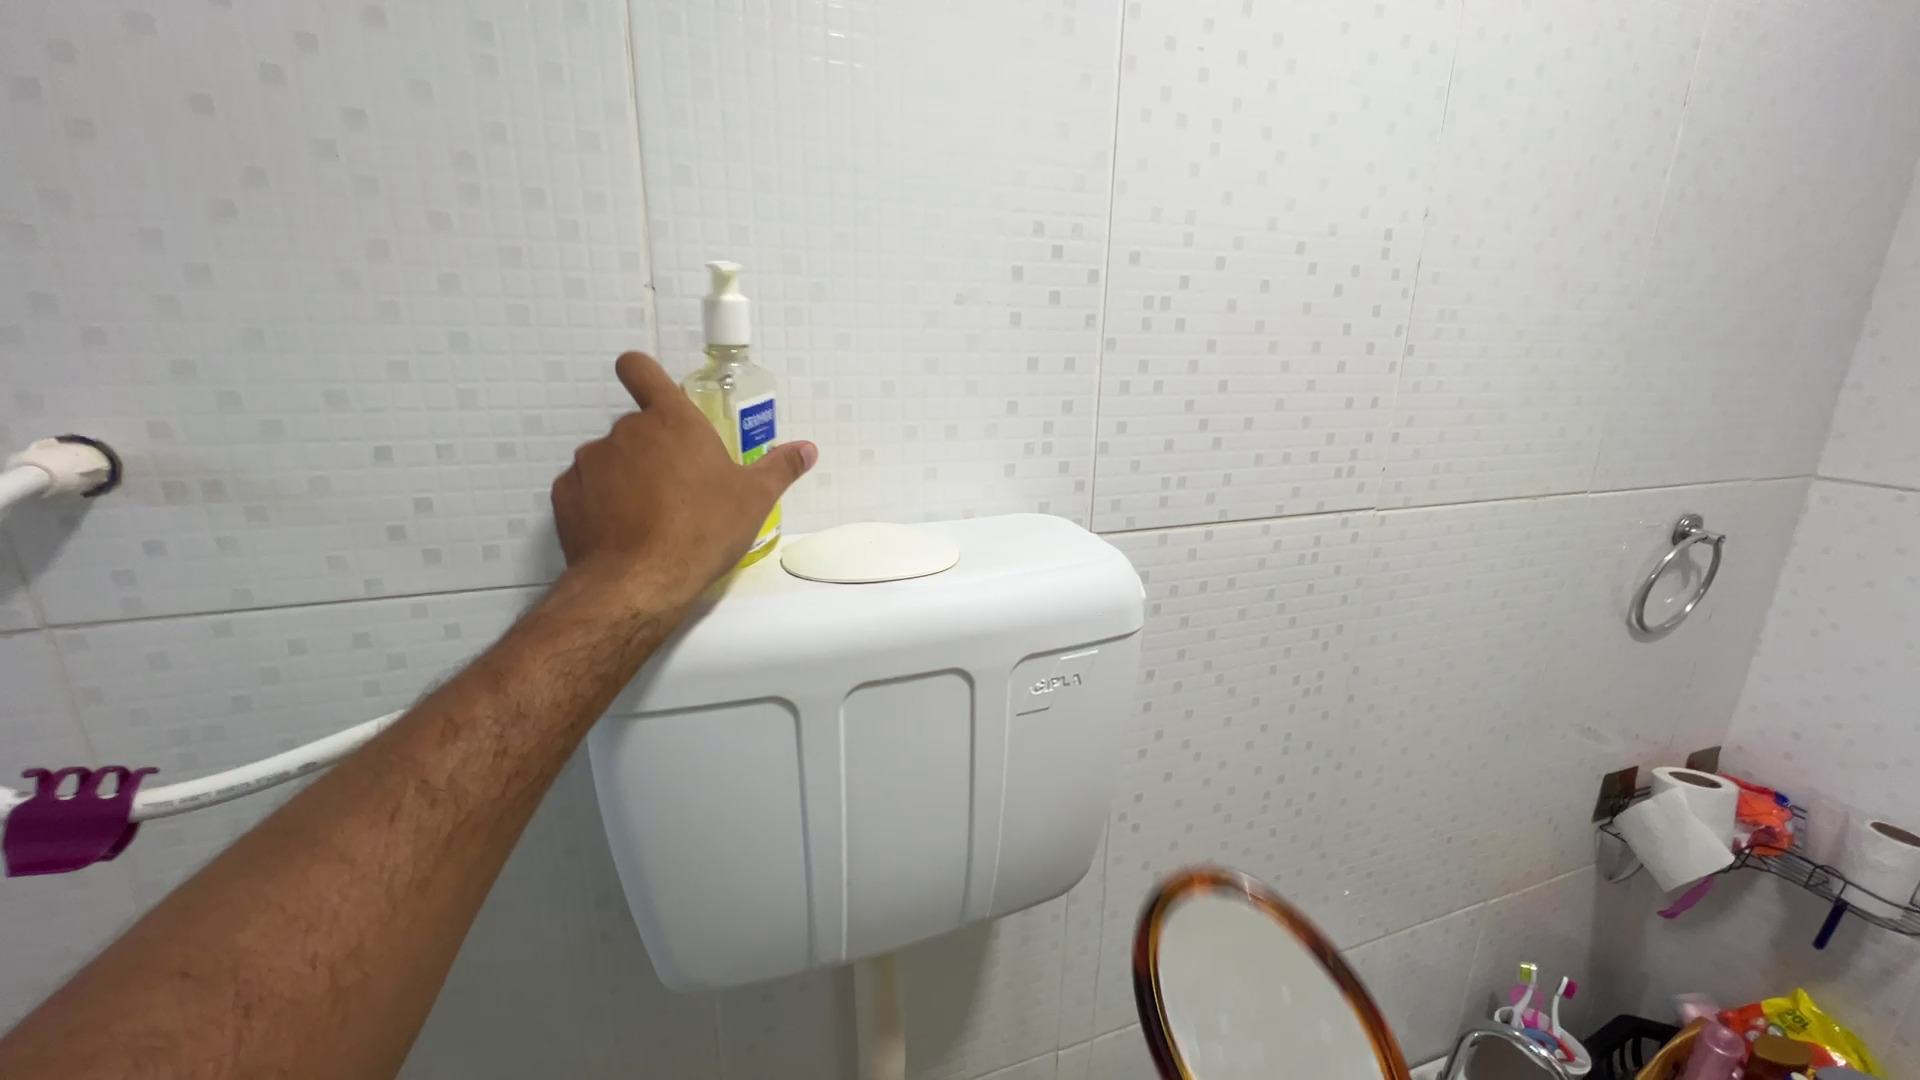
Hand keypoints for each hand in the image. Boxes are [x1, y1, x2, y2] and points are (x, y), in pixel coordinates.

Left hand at [550, 352, 816, 608]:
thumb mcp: (755, 499)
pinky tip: (623, 532)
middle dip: (654, 450)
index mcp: (672, 421)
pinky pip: (586, 489)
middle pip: (637, 426)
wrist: (641, 581)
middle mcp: (626, 431)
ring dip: (627, 477)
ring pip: (611, 459)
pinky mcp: (565, 494)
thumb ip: (780, 467)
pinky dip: (601, 503)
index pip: (640, 369)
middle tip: (680, 488)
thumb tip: (806, 449)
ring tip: (651, 516)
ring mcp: (589, 461)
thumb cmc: (703, 530)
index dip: (643, 374)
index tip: (653, 393)